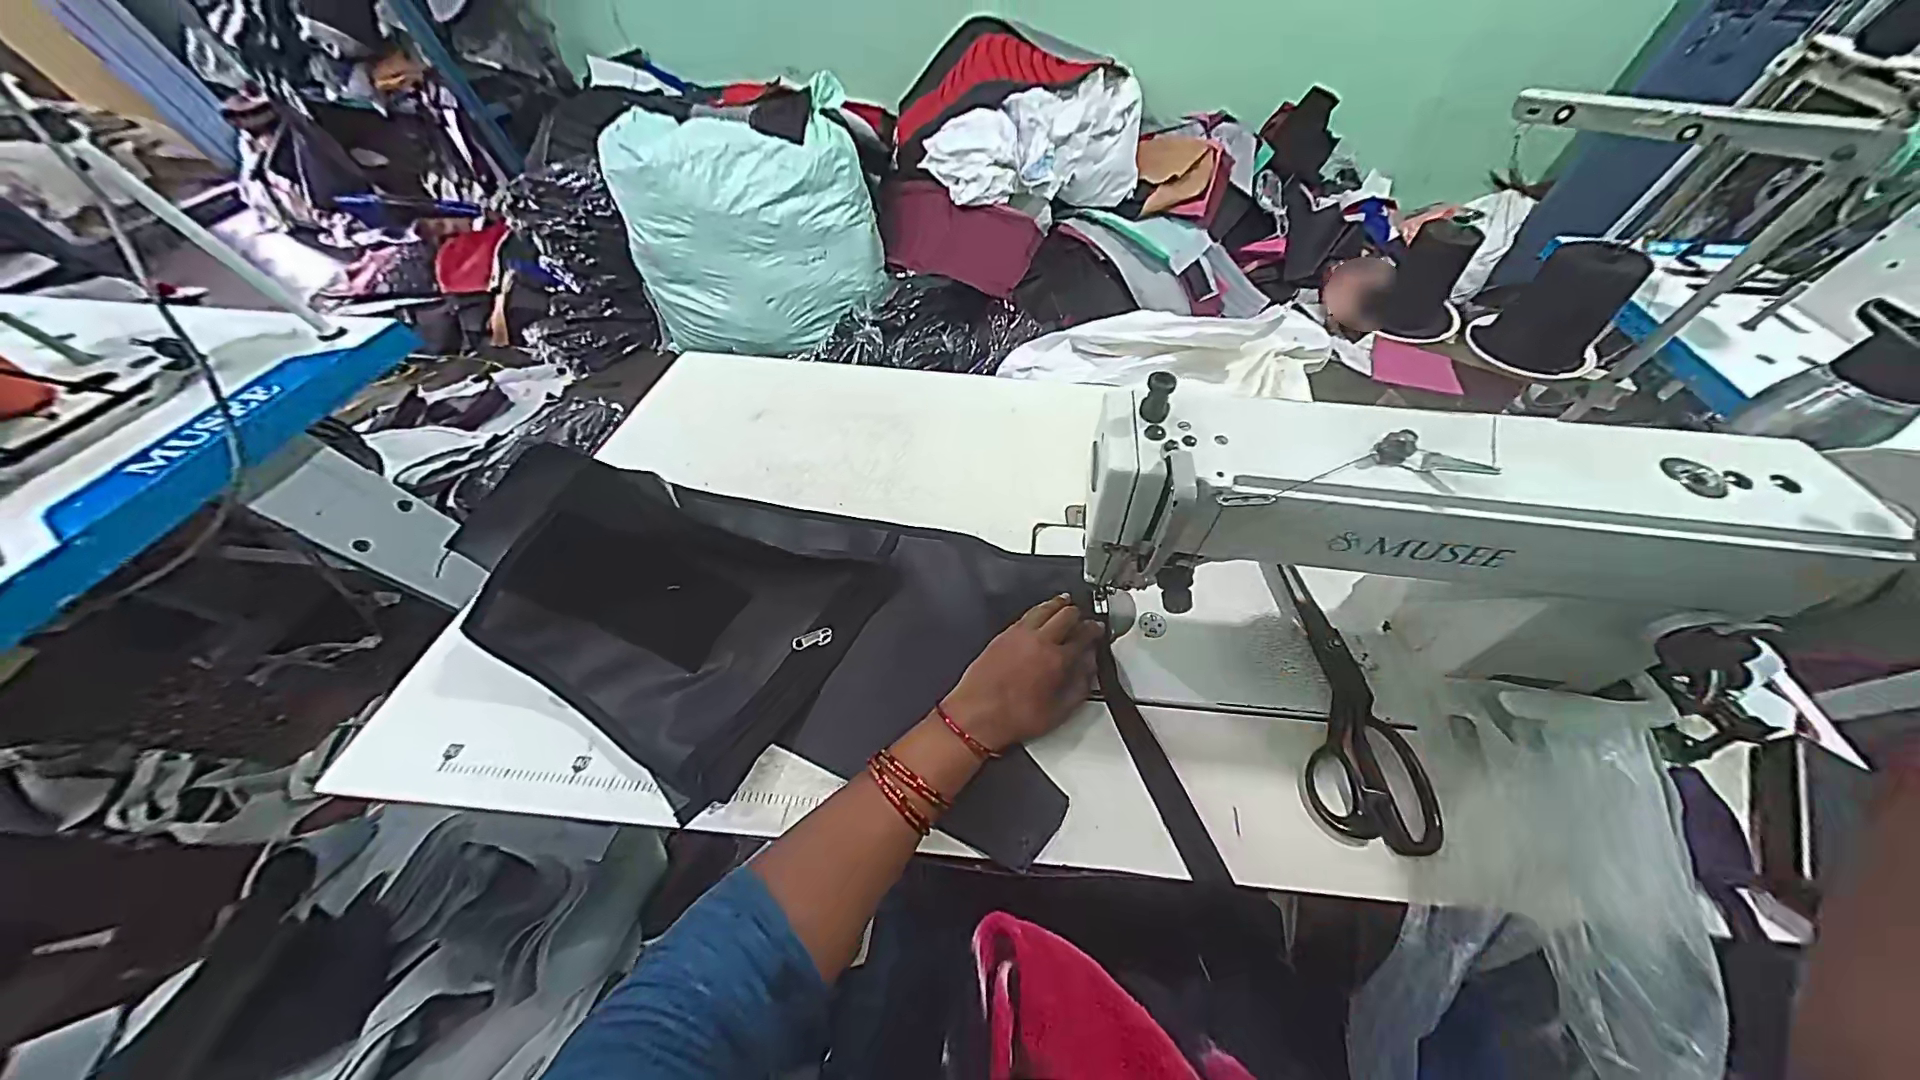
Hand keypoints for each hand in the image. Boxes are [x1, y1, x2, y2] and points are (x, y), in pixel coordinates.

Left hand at [942, 594, 1103, 751]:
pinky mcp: (1003, 635)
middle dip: (1079, 614)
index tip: (1097, 630)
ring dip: (1058, 605)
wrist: (977, 715)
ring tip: (1065, 603)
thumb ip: (1080, 686)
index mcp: (1057, 659)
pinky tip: (1040, 614)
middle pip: (1066, 615)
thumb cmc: (1013, 717)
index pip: (1084, 635)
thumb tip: (1089, 669)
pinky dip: (1038, 610)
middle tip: (1083, 617)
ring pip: (1044, 608)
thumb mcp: (1059, 711)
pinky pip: (1026, 614)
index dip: (1094, 630)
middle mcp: (1039, 641)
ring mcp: (1019, 635)